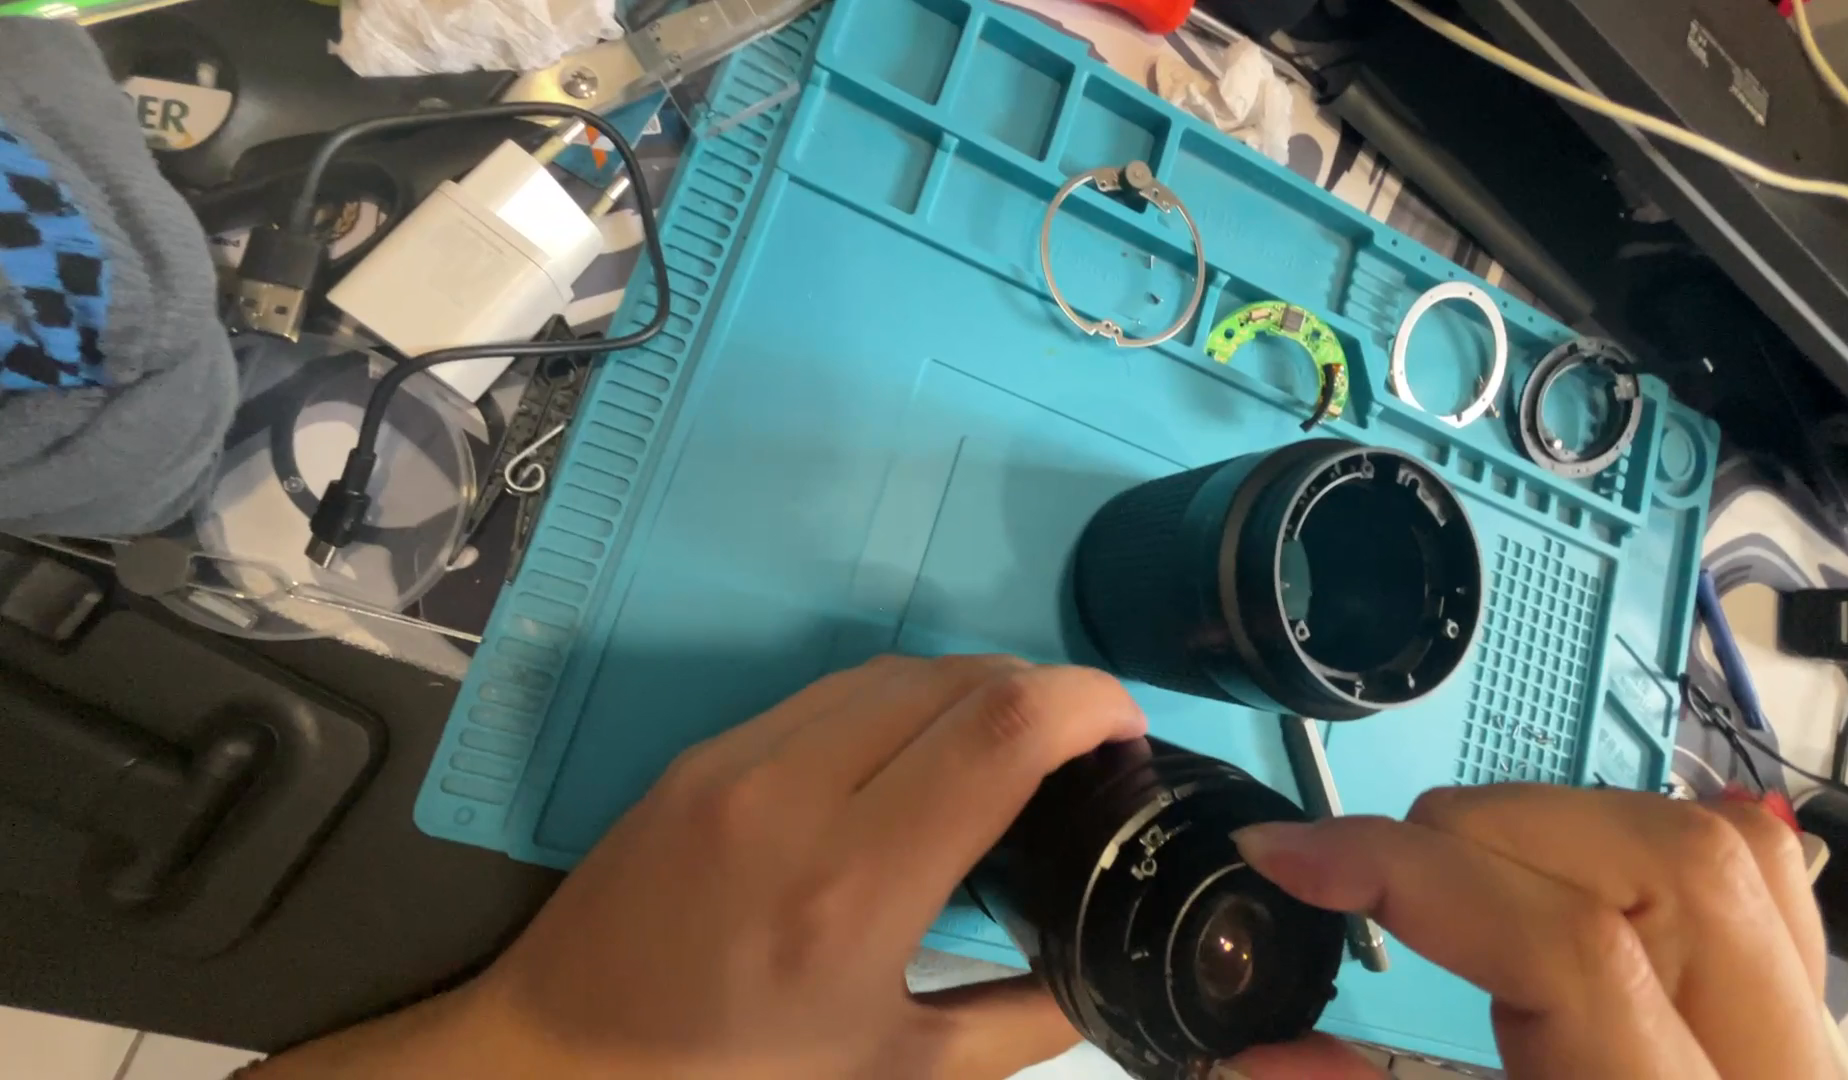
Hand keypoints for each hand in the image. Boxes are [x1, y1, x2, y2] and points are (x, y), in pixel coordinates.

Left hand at [253, 655, 1146, 1079]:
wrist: (551, 1061)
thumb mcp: (895, 1075)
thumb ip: (1020, 1021)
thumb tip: (1096, 963)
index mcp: (855, 886)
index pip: (999, 728)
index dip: (1084, 701)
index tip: (1125, 726)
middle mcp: (798, 791)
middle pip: (956, 676)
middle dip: (1040, 687)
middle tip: (1076, 740)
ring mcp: (743, 754)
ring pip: (899, 667)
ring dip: (975, 684)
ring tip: (1007, 736)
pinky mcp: (711, 743)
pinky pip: (839, 687)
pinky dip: (908, 697)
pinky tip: (919, 742)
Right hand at [1225, 785, 1834, 1079]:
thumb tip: (1246, 1052)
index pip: (1560, 947)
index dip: (1396, 869)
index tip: (1273, 850)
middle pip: (1659, 865)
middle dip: (1470, 835)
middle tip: (1373, 873)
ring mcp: (1808, 1040)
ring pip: (1701, 843)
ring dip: (1534, 822)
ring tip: (1441, 870)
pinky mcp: (1799, 1008)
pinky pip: (1739, 862)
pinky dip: (1612, 833)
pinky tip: (1545, 870)